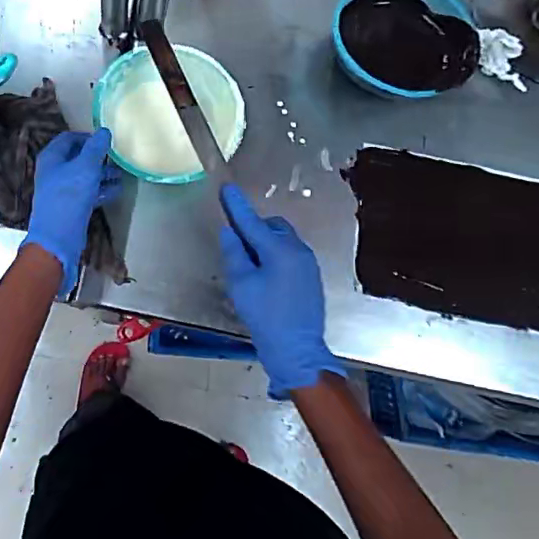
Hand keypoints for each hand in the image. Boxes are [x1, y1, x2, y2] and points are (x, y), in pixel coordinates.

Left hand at [23, 128, 122, 291]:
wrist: (57, 238)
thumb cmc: (69, 196)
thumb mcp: (85, 168)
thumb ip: (96, 148)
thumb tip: (104, 131)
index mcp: (52, 158)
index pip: (69, 138)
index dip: (87, 136)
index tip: (106, 140)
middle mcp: (54, 172)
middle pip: (78, 158)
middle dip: (98, 157)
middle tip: (117, 157)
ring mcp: (62, 191)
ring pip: (85, 176)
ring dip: (102, 174)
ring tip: (121, 174)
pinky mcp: (71, 207)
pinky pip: (88, 193)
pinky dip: (101, 190)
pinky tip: (116, 191)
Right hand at [218, 184, 344, 396]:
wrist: (298, 351)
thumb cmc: (265, 317)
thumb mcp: (242, 285)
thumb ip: (234, 254)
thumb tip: (230, 232)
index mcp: (280, 250)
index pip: (253, 221)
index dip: (237, 205)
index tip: (227, 188)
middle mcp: (298, 250)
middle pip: (272, 227)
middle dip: (254, 229)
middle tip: (237, 245)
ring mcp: (308, 264)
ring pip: (282, 241)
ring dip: (265, 244)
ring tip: (250, 266)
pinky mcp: (311, 277)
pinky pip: (290, 255)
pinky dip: (275, 257)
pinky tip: (265, 278)